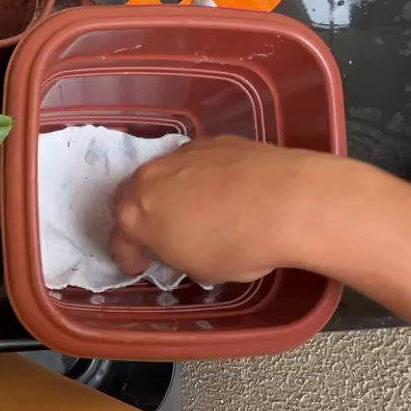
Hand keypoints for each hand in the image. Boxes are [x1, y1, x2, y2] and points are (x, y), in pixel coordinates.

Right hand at [108, 136, 354, 283]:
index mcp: (135, 215)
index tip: (141, 266)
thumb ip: (178, 256)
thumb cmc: (237, 246)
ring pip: (163, 175)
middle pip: (130, 197)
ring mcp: (181, 155)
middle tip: (160, 233)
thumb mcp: (200, 269)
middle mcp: (149, 179)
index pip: (119, 239)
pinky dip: (202, 177)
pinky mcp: (214, 141)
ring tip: (197, 210)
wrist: (291, 201)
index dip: (128, 257)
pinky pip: (196, 162)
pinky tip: (227, 192)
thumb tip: (183, 247)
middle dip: (141, 215)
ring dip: (170, 193)